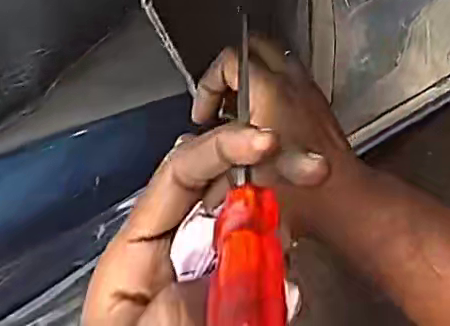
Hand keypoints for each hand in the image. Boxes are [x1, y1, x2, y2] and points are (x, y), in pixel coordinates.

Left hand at [83, 123, 327, 324]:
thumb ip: (169, 311)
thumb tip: (222, 267)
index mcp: (139, 251)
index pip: (180, 173)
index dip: (222, 146)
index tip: (265, 140)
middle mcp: (175, 248)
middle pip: (222, 182)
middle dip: (268, 165)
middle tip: (310, 167)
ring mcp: (208, 270)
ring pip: (249, 216)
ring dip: (282, 210)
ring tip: (303, 215)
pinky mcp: (235, 296)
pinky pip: (264, 264)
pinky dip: (286, 265)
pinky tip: (291, 282)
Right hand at [192, 39, 356, 235]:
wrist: (343, 197)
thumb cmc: (300, 190)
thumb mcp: (243, 174)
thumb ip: (218, 160)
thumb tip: (201, 159)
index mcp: (269, 90)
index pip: (231, 59)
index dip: (209, 83)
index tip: (205, 113)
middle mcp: (290, 80)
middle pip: (254, 46)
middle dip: (231, 68)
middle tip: (220, 98)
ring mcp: (306, 87)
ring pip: (273, 58)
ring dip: (252, 76)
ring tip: (238, 110)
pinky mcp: (316, 100)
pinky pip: (288, 76)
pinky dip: (270, 86)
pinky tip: (262, 121)